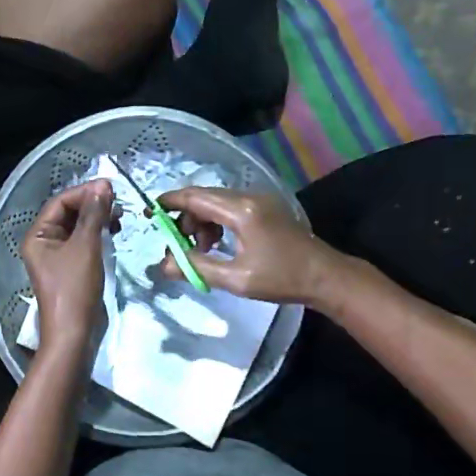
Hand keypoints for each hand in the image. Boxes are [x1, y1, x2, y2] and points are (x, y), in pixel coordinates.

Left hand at [22, 181, 116, 348]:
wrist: (74, 332)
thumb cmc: (75, 288)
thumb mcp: (85, 247)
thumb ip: (94, 214)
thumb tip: (103, 185)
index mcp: (38, 235)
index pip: (60, 202)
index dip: (84, 192)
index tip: (111, 188)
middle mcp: (44, 242)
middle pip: (69, 213)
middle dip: (93, 204)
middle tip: (118, 201)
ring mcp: (58, 256)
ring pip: (79, 227)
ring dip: (98, 218)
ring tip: (120, 216)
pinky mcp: (72, 267)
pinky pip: (84, 242)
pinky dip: (99, 234)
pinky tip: (114, 232)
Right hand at [155, 188, 342, 304]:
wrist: (325, 276)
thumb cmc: (282, 278)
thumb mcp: (236, 279)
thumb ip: (197, 268)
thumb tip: (164, 265)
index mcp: (240, 210)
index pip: (195, 197)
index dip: (169, 203)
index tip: (150, 214)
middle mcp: (248, 197)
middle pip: (203, 197)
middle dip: (184, 218)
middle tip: (176, 245)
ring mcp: (258, 200)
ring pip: (215, 202)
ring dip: (200, 222)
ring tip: (199, 250)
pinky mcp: (264, 208)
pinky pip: (229, 207)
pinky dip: (215, 222)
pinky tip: (216, 245)